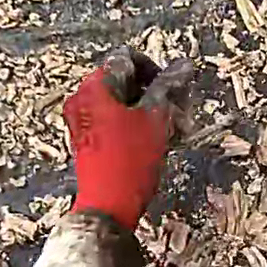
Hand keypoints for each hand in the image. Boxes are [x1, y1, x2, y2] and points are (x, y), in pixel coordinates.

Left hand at [64, 53, 178, 229]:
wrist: (107, 207)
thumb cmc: (128, 162)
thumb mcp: (154, 120)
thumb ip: (168, 88)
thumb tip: (184, 66)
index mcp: (93, 88)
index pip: (127, 60)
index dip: (155, 70)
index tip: (174, 89)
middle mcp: (82, 101)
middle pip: (124, 83)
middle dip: (156, 94)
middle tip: (179, 110)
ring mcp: (83, 123)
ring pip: (122, 105)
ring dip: (151, 112)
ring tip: (175, 130)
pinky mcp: (89, 142)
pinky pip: (114, 124)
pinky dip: (137, 127)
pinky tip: (159, 141)